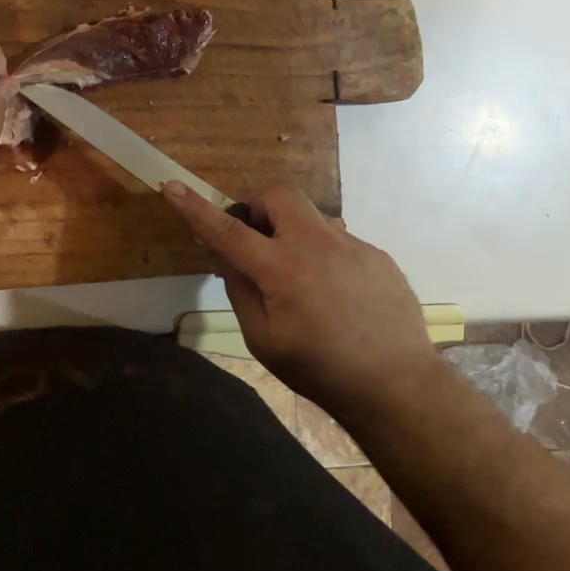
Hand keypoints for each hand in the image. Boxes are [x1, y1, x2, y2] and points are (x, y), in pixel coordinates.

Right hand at [163, 183, 440, 418]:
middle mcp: (316, 245)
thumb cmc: (319, 369)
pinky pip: (340, 242)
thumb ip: (241, 291)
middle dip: (258, 205)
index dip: (196, 207)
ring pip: (312, 218)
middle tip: (255, 238)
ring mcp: (352, 246)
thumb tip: (230, 256)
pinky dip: (325, 257)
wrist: (396, 385)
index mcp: (280, 269)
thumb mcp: (263, 340)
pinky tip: (336, 297)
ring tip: (302, 280)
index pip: (227, 229)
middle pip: (278, 195)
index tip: (172, 185)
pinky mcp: (378, 256)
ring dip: (294, 233)